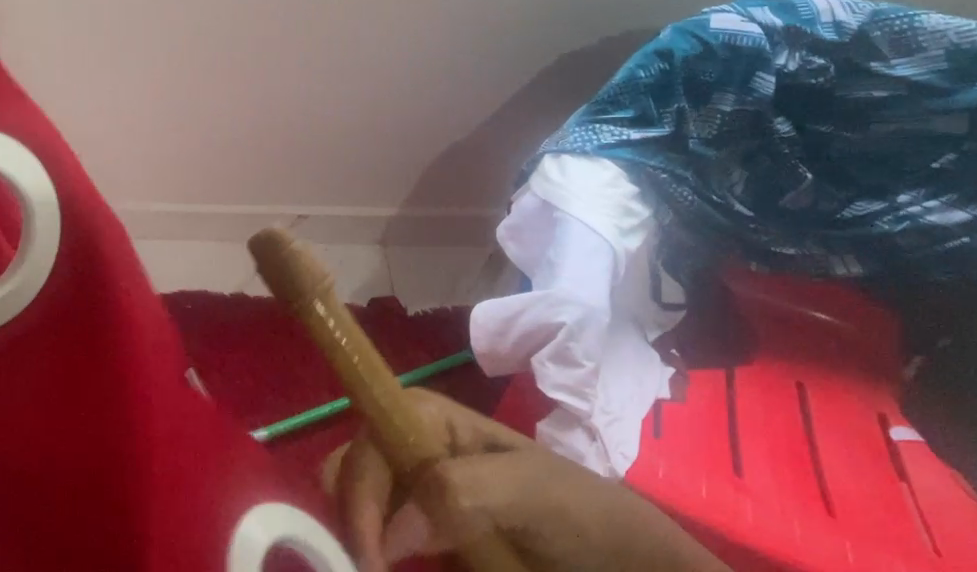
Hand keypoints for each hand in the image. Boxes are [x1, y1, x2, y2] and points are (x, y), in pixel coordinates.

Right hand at [329, 389, 727, 571]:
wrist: (629, 568)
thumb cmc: (584, 516)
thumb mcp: (528, 493)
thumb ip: (458, 493)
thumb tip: (391, 533)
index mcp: (423, 419)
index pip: (365, 441)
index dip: (357, 490)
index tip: (372, 556)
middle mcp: (406, 451)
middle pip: (347, 479)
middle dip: (352, 527)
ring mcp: (412, 499)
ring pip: (356, 518)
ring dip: (361, 549)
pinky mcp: (422, 542)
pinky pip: (382, 550)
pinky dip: (379, 561)